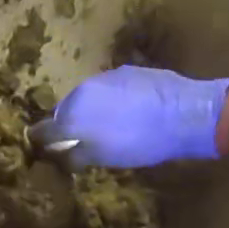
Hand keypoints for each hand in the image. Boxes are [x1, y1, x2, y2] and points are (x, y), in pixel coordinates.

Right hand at [49, 65, 228, 167]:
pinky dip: (108, 100)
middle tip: (76, 138)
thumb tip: (59, 154)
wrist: (186, 114)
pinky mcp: (127, 71)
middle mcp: (83, 90)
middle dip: (66, 123)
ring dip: (88, 109)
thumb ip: (77, 154)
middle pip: (65, 108)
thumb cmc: (142, 142)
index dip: (43, 139)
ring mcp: (106, 77)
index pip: (47, 128)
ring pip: (86, 96)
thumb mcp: (105, 156)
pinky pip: (107, 88)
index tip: (42, 146)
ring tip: (102, 124)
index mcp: (74, 113)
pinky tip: (124, 111)